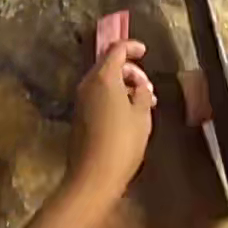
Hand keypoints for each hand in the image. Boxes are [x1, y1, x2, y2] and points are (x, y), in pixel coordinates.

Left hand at [67, 39, 154, 202]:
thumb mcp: (142, 115)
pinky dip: (113, 96)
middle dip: (131, 70)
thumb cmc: (122, 143)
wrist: (92, 180)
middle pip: (109, 64)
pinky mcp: (79, 116)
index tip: (145, 52)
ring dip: (123, 85)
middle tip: (148, 87)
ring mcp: (81, 101)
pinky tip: (128, 113)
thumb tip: (140, 87)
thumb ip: (143, 93)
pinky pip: (98, 95)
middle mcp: (88, 84)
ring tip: (143, 102)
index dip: (132, 47)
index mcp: (104, 77)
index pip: (117, 49)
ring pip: (104, 81)